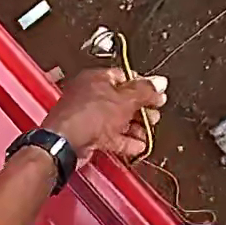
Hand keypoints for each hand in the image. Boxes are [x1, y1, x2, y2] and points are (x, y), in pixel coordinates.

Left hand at [40, 67, 166, 162]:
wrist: (66, 143)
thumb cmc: (88, 115)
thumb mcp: (125, 100)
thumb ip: (145, 91)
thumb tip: (159, 82)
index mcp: (96, 79)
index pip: (125, 78)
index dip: (143, 87)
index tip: (157, 96)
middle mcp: (89, 95)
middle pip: (121, 101)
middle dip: (140, 110)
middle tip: (153, 116)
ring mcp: (87, 117)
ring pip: (116, 121)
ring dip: (134, 128)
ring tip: (147, 133)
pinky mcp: (86, 135)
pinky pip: (109, 137)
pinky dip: (124, 141)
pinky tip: (137, 146)